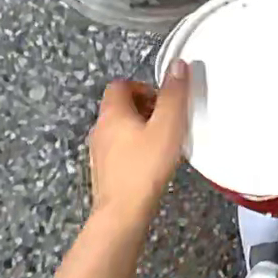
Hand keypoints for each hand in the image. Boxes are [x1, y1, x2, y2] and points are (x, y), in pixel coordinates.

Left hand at [88, 61, 190, 223]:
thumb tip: (178, 66)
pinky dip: (135, 150)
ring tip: (162, 143)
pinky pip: (119, 150)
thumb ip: (174, 95)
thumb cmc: (144, 168)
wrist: (123, 211)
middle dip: (145, 109)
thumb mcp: (167, 127)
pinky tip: (151, 164)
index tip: (163, 101)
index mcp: (113, 113)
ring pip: (119, 129)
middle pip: (120, 107)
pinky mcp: (105, 171)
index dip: (143, 87)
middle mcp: (100, 129)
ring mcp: (99, 151)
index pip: (121, 85)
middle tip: (166, 121)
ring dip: (140, 130)